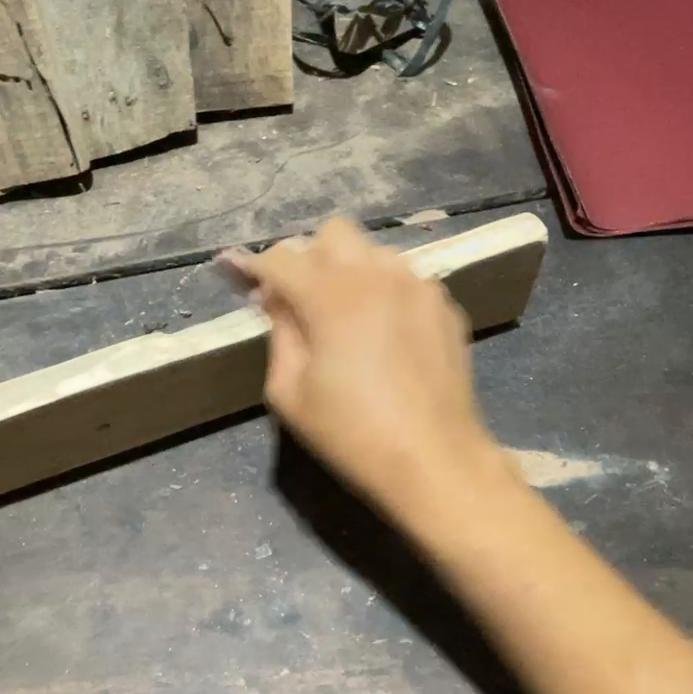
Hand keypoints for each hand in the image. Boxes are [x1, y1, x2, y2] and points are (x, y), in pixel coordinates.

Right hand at [224, 218, 506, 513]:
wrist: (434, 460)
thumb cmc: (352, 435)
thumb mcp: (290, 394)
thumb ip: (279, 334)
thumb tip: (276, 299)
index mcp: (332, 297)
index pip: (282, 257)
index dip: (258, 268)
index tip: (247, 284)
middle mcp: (378, 276)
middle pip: (334, 233)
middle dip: (310, 258)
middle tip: (302, 302)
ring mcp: (419, 286)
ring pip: (374, 252)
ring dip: (350, 272)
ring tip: (346, 319)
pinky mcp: (445, 306)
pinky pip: (405, 279)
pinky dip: (385, 293)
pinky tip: (385, 336)